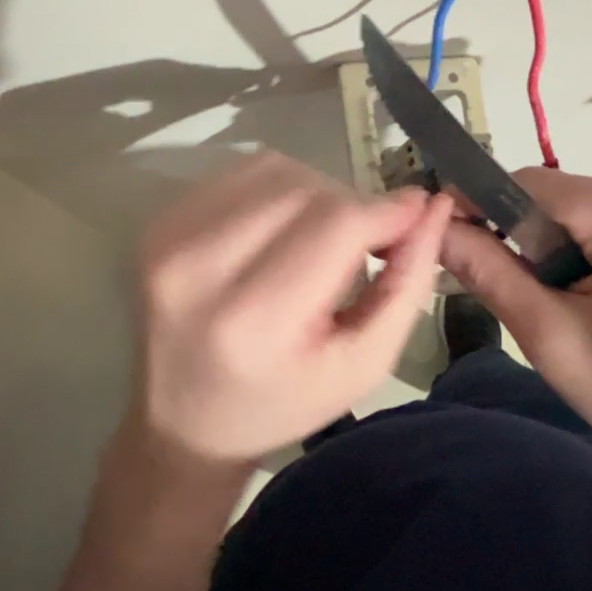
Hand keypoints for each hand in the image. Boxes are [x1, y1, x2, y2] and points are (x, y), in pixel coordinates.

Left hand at [134, 153, 452, 465]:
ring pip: (275, 170)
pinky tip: (282, 230)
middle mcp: (199, 266)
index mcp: (252, 318)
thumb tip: (432, 207)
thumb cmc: (281, 404)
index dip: (387, 211)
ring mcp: (170, 237)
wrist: (185, 420)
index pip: (335, 223)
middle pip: (306, 190)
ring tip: (322, 240)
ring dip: (316, 192)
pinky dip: (278, 190)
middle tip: (367, 243)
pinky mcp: (160, 222)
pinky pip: (241, 174)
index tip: (417, 216)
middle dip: (353, 206)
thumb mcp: (361, 367)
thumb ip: (405, 286)